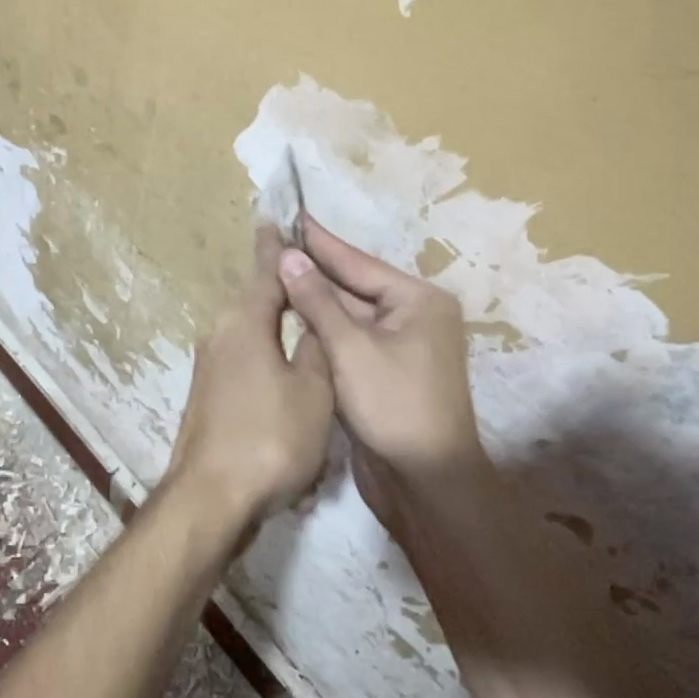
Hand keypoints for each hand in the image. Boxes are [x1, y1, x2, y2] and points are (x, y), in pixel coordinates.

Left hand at [167, 226, 335, 525]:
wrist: (211, 499)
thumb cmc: (271, 438)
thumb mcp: (314, 390)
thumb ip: (317, 347)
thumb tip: (311, 319)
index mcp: (245, 322)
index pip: (266, 270)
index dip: (278, 246)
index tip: (278, 218)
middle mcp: (220, 335)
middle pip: (256, 302)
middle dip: (282, 289)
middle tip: (312, 276)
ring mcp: (210, 368)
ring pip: (251, 335)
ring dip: (276, 329)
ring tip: (307, 324)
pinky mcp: (208, 398)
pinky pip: (245, 363)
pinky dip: (268, 359)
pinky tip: (287, 375)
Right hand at [277, 216, 485, 516]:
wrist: (426, 483)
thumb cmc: (395, 406)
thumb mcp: (351, 347)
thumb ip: (317, 300)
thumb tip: (289, 256)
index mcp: (418, 301)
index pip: (357, 262)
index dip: (320, 241)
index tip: (292, 214)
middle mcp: (413, 318)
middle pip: (353, 287)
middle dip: (314, 270)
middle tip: (272, 243)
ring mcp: (400, 348)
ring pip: (348, 316)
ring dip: (314, 301)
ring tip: (273, 272)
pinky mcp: (385, 375)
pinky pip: (349, 342)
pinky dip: (322, 331)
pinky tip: (291, 317)